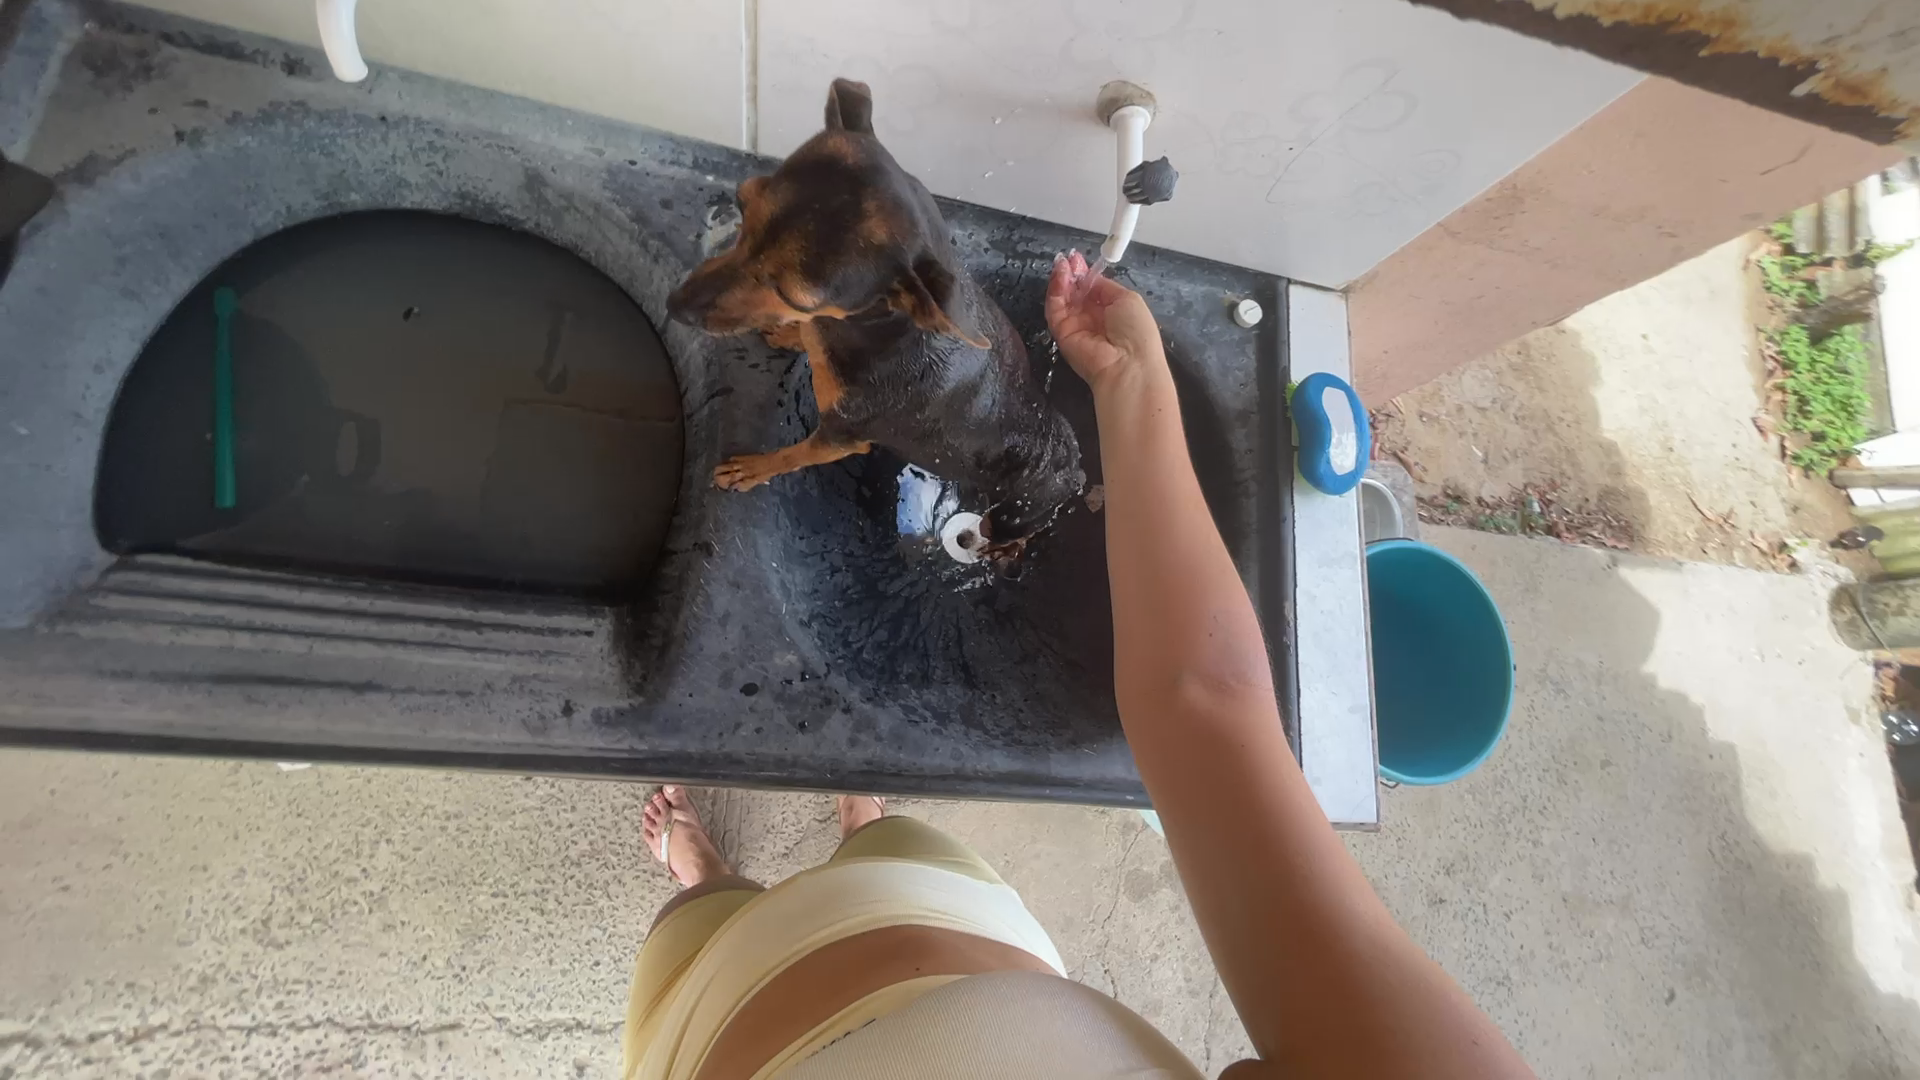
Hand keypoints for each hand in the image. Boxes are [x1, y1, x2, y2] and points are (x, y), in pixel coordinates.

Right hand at [1045, 250, 1165, 390]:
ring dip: (1062, 280)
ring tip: (1062, 264)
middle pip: (1075, 292)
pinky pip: (1055, 309)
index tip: (1078, 259)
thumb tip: (1090, 277)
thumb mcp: (1127, 299)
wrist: (1127, 364)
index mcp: (1110, 311)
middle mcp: (1091, 319)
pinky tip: (1060, 276)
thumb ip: (1105, 287)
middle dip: (1071, 274)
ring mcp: (1075, 327)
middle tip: (1067, 258)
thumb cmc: (1136, 332)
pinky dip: (1055, 291)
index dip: (1084, 274)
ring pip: (1063, 299)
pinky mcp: (1061, 334)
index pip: (1091, 289)